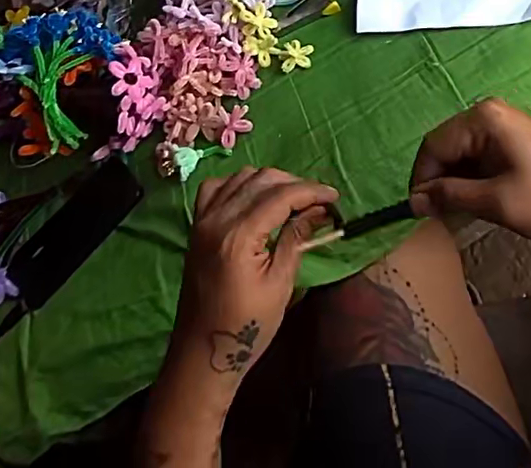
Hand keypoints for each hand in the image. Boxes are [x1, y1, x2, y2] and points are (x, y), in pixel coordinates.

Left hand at [166, 167, 337, 388]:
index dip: (311, 191)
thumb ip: (296, 239)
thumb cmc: (246, 326)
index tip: (334, 197)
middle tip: (317, 201)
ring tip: (292, 200)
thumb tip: (318, 210)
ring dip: (270, 181)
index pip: (281, 196)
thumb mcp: (280, 284)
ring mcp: (203, 219)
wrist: (202, 353)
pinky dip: (240, 184)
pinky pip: (217, 187)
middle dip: (294, 184)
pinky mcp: (197, 225)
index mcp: (239, 236)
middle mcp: (218, 219)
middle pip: (262, 179)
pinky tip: (254, 198)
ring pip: (241, 177)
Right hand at [408, 98, 530, 243]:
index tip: (419, 213)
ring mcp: (502, 127)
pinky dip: (470, 181)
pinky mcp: (512, 142)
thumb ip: (451, 197)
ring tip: (453, 216)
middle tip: (435, 218)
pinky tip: (471, 205)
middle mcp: (488, 114)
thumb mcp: (498, 202)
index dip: (422, 179)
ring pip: (460, 154)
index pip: (434, 144)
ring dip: (453, 183)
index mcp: (483, 119)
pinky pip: (477, 158)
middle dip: (436, 181)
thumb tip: (415, 200)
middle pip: (445, 146)